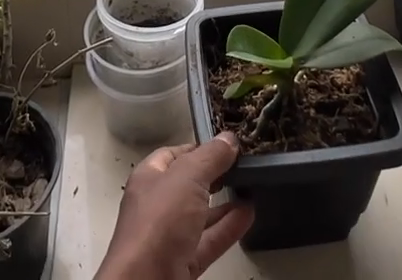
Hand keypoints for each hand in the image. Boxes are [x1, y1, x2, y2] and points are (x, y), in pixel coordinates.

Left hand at [94, 134, 253, 279]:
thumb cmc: (160, 221)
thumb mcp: (187, 178)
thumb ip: (210, 157)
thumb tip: (228, 138)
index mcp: (149, 178)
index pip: (174, 155)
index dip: (199, 148)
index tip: (227, 144)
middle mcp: (157, 205)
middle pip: (188, 184)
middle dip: (214, 174)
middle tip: (243, 164)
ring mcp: (169, 237)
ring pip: (201, 215)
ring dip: (225, 202)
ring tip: (251, 187)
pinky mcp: (182, 263)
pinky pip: (209, 241)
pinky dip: (228, 228)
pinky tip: (249, 214)